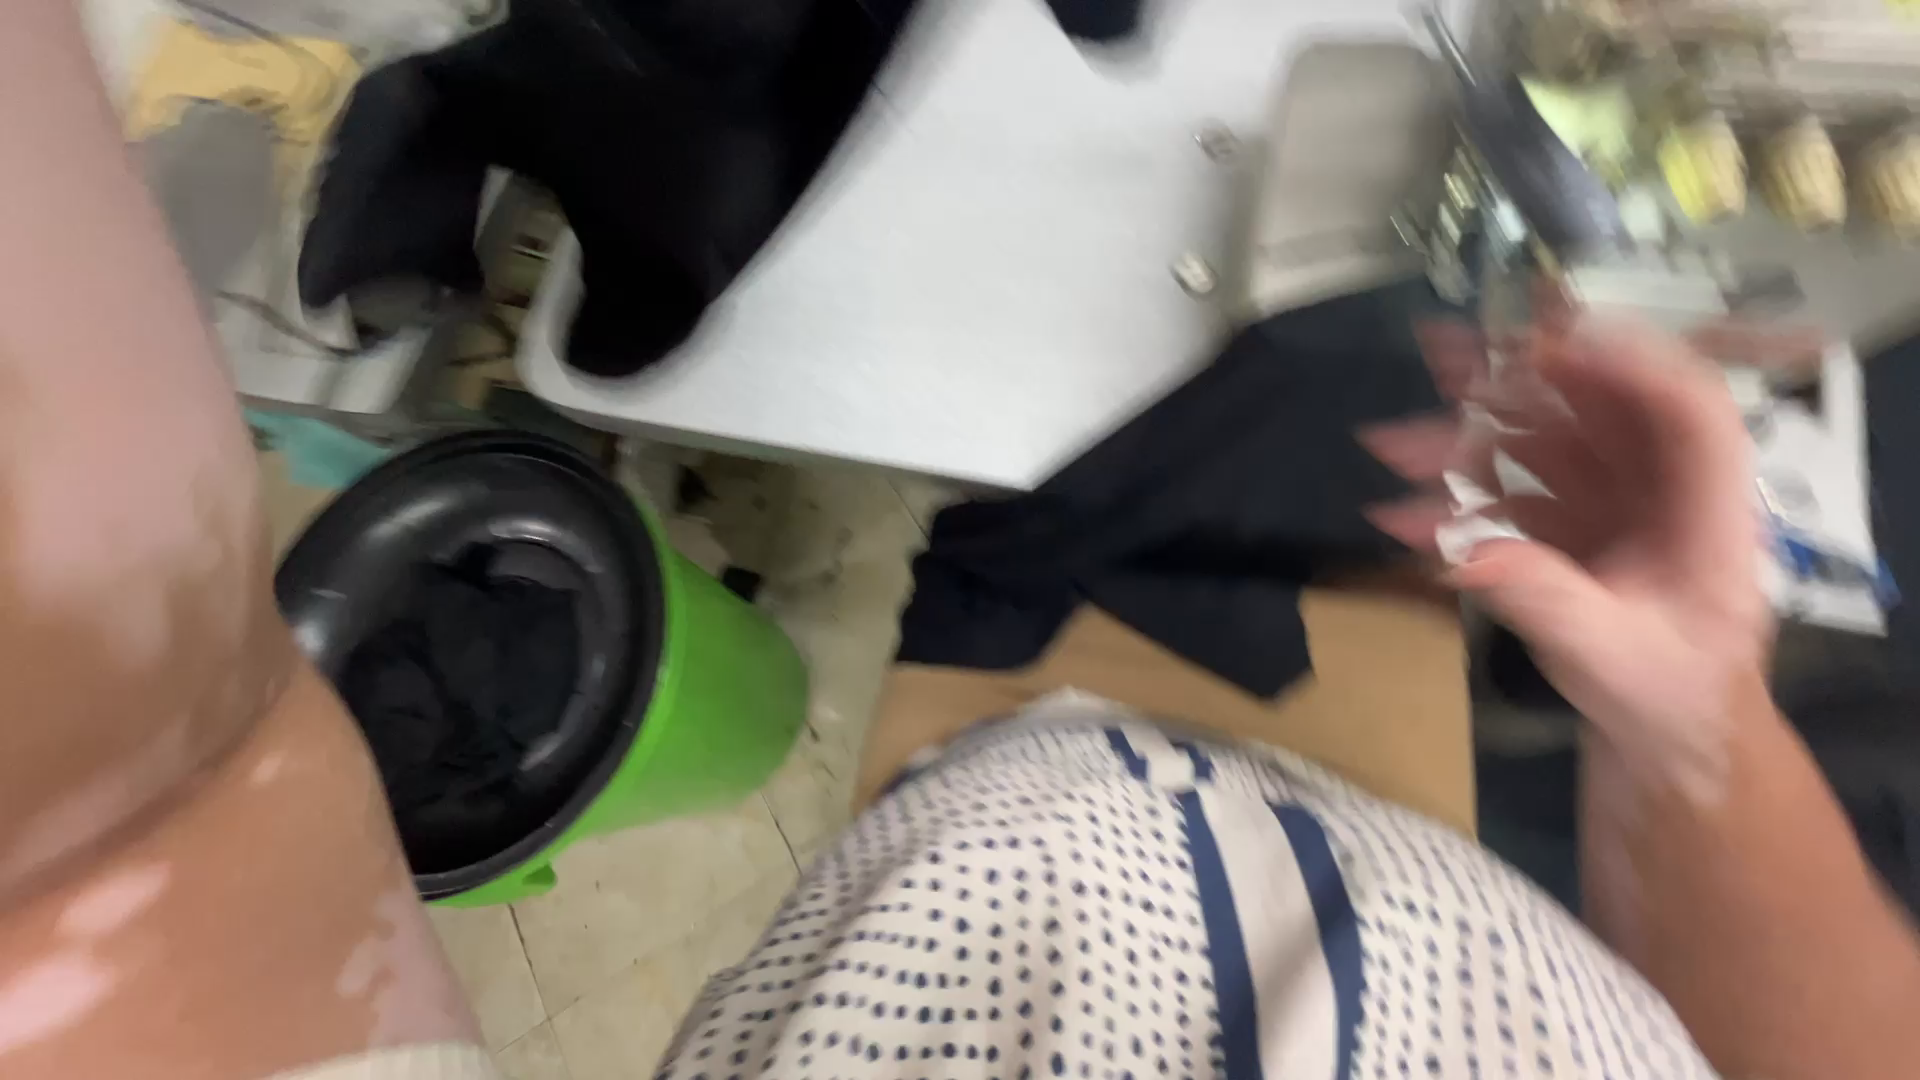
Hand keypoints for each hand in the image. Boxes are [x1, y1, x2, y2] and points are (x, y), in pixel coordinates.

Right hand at [1361, 319, 1771, 786]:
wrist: (1662, 727)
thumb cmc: (1666, 693)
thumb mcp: (1610, 654)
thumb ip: (1544, 600)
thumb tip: (1464, 555)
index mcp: (1703, 515)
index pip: (1683, 416)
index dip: (1622, 370)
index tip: (1546, 347)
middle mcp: (1656, 493)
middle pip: (1597, 412)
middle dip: (1519, 381)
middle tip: (1447, 358)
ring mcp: (1605, 508)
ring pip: (1537, 449)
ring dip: (1465, 435)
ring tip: (1392, 439)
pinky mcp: (1562, 528)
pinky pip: (1504, 497)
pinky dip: (1450, 498)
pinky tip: (1400, 510)